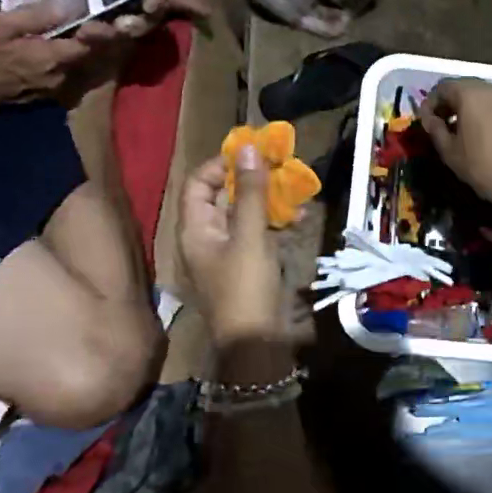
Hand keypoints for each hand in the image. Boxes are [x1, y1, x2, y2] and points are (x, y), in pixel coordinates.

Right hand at [0, 6, 91, 121]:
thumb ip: (33, 18)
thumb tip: (64, 7)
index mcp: (51, 59)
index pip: (88, 46)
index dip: (97, 31)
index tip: (99, 16)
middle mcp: (58, 77)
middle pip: (83, 57)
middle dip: (88, 39)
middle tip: (88, 18)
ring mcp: (50, 88)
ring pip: (72, 66)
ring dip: (74, 50)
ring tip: (71, 29)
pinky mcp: (40, 93)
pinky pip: (59, 74)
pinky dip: (61, 60)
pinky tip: (50, 46)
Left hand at [177, 149, 281, 345]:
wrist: (254, 345)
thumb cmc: (246, 288)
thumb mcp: (251, 237)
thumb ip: (252, 193)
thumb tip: (249, 148)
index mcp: (194, 229)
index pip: (199, 181)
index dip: (223, 164)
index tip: (254, 154)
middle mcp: (205, 238)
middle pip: (223, 197)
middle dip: (252, 182)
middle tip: (281, 170)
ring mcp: (226, 255)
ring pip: (244, 217)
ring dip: (268, 203)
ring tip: (295, 196)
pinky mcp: (246, 269)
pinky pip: (256, 237)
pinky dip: (274, 226)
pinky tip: (297, 222)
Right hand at [417, 78, 491, 205]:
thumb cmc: (478, 164)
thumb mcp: (448, 149)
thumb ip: (435, 128)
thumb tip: (428, 118)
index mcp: (469, 93)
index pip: (442, 87)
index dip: (430, 102)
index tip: (425, 121)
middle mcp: (489, 89)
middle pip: (461, 87)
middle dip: (447, 102)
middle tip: (439, 122)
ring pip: (478, 94)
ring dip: (464, 107)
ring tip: (456, 128)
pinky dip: (480, 111)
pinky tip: (475, 131)